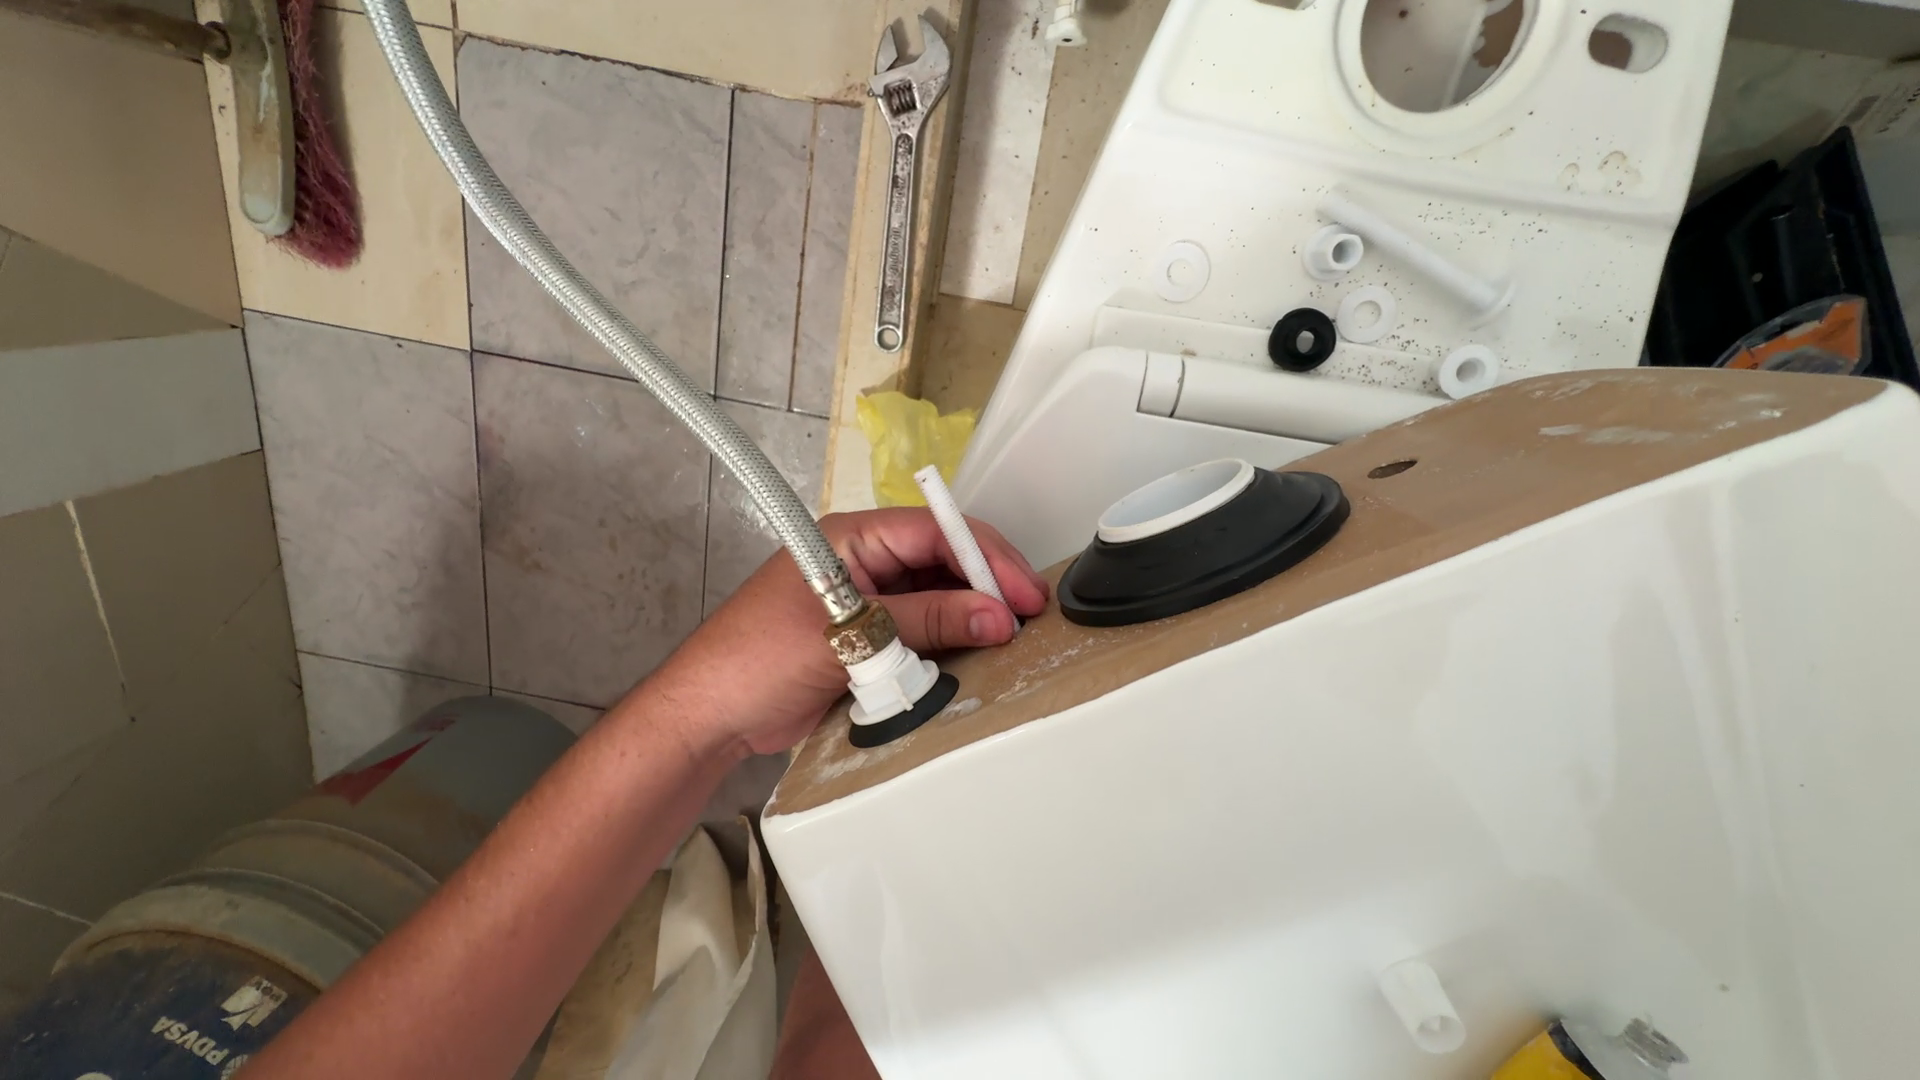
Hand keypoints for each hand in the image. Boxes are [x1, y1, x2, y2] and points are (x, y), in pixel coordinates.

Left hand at [645, 508, 1049, 756]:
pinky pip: (924, 631)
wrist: (711, 717)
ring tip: (1015, 635)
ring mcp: (870, 600)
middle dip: (988, 584)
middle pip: (943, 559)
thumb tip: (997, 617)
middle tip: (1031, 614)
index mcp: (853, 538)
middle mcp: (866, 561)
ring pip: (938, 595)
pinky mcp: (872, 638)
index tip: (1024, 593)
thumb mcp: (851, 635)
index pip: (935, 532)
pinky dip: (951, 641)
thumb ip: (927, 622)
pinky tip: (978, 653)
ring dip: (973, 614)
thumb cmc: (758, 660)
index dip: (987, 558)